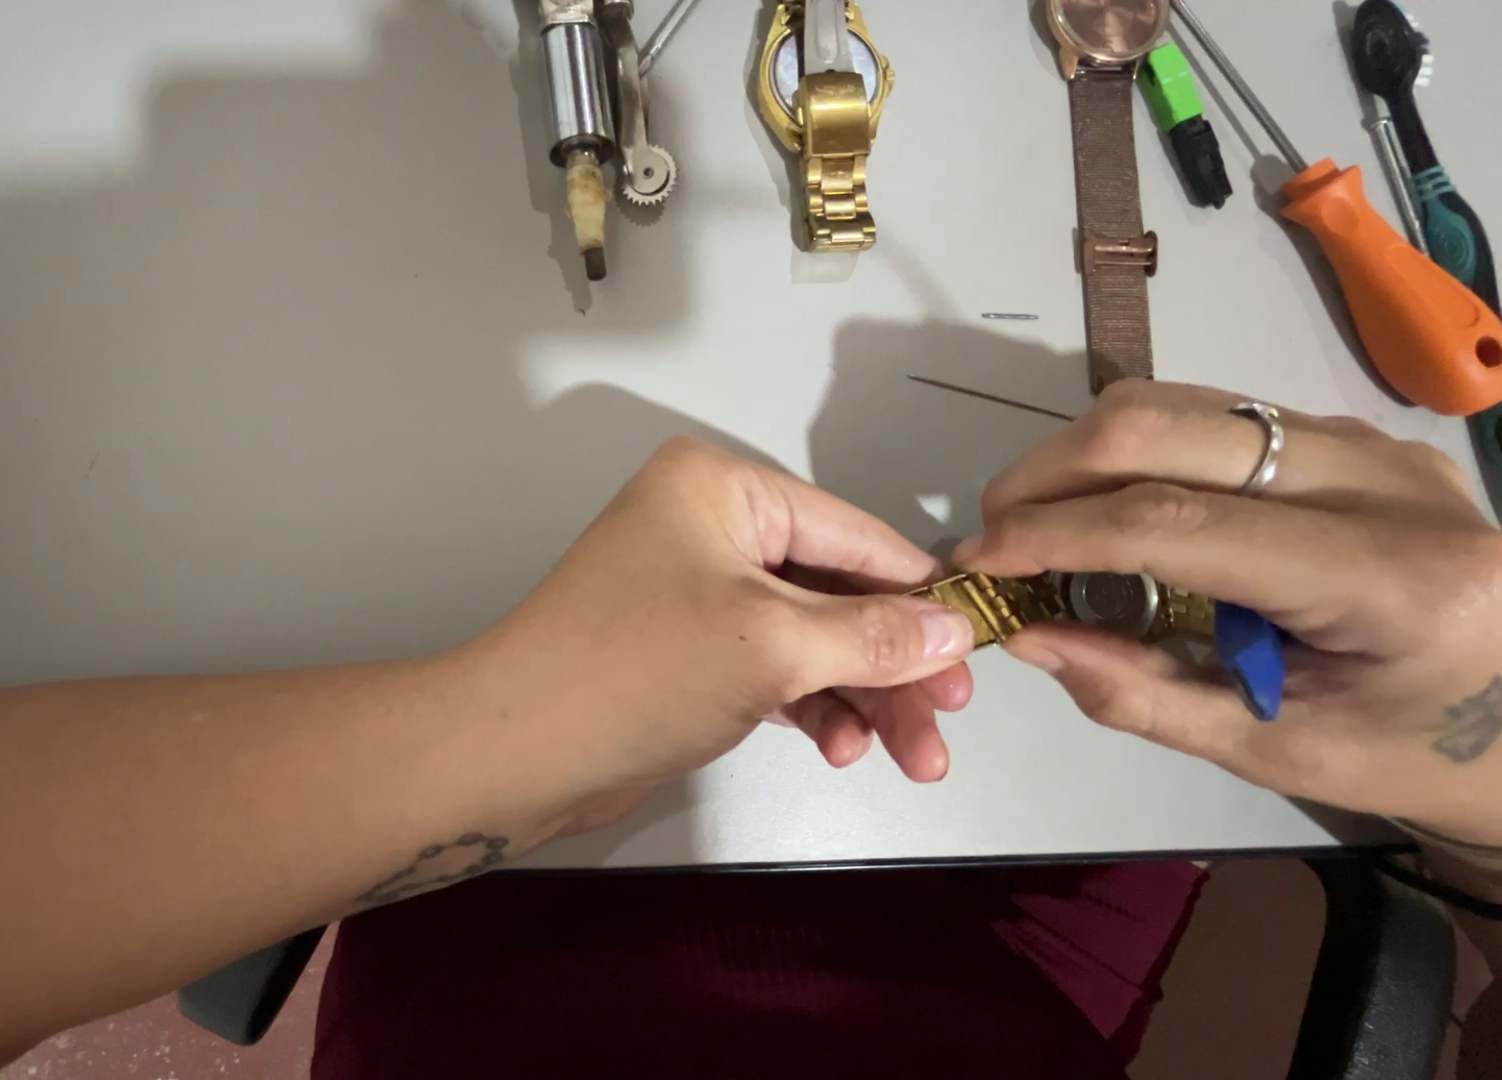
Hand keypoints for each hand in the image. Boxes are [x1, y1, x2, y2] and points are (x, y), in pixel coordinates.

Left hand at [484, 438, 975, 823]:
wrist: (520, 750)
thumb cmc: (639, 669)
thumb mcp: (771, 644)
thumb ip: (871, 635)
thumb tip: (954, 627)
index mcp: (718, 489)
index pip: (848, 532)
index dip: (918, 588)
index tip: (980, 638)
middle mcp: (707, 529)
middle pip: (830, 590)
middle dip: (890, 660)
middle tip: (946, 718)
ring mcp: (696, 592)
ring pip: (804, 636)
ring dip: (857, 694)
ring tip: (909, 756)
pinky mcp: (687, 650)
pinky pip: (769, 666)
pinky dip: (809, 704)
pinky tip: (841, 747)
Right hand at [957, 381, 1501, 846]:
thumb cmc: (1393, 750)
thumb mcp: (1262, 751)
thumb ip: (1135, 694)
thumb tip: (1023, 635)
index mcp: (1389, 579)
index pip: (1175, 523)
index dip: (1055, 534)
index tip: (978, 562)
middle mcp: (1382, 481)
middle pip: (1160, 429)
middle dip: (1045, 477)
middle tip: (996, 535)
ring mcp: (1357, 442)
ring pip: (1165, 403)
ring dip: (1069, 456)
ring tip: (1032, 519)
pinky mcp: (1328, 432)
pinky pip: (1188, 410)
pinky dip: (1111, 449)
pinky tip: (1092, 500)